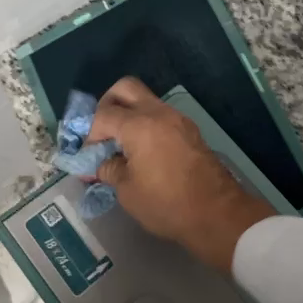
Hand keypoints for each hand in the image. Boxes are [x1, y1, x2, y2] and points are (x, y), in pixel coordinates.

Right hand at [89, 77, 275, 273]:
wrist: (216, 213)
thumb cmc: (167, 203)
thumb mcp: (127, 191)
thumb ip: (109, 169)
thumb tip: (100, 163)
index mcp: (140, 125)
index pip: (103, 114)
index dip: (89, 133)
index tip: (86, 154)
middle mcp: (159, 113)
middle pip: (125, 88)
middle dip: (107, 104)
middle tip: (100, 131)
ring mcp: (177, 119)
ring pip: (145, 101)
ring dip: (128, 115)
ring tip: (119, 145)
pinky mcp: (189, 131)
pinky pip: (160, 116)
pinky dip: (145, 125)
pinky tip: (140, 151)